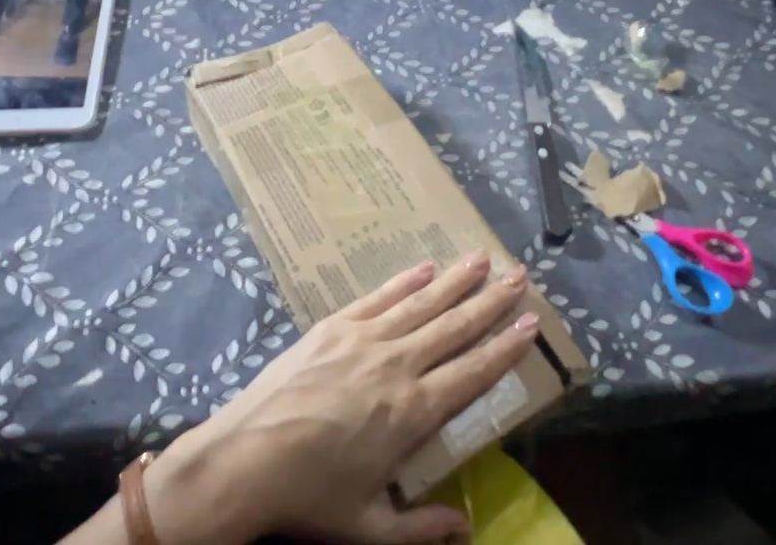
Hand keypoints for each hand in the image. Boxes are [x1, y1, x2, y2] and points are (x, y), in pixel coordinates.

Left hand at [147, 252, 539, 544]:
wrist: (244, 458)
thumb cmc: (309, 495)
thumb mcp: (371, 527)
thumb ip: (422, 527)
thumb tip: (465, 528)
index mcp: (412, 411)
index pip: (471, 372)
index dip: (505, 347)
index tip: (531, 324)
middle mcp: (395, 365)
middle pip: (453, 328)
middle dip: (490, 302)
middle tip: (519, 276)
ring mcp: (362, 340)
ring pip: (420, 304)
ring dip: (454, 281)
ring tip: (481, 258)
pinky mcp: (332, 327)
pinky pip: (378, 298)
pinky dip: (404, 282)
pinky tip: (424, 268)